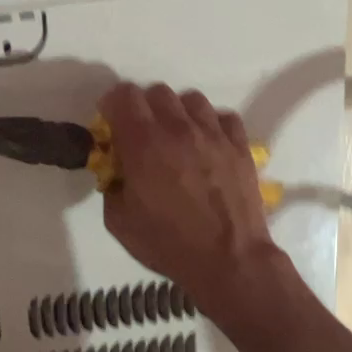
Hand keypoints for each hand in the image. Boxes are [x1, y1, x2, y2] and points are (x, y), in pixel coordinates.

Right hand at [100, 82, 282, 308]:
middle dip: (144, 109)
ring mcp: (213, 134)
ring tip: (176, 140)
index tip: (112, 126)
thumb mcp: (120, 223)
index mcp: (143, 145)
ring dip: (177, 114)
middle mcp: (178, 129)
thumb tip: (117, 172)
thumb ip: (112, 188)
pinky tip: (206, 146)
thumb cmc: (168, 244)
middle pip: (157, 92)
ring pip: (191, 100)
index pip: (123, 96)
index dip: (113, 106)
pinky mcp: (240, 145)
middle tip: (142, 137)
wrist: (228, 259)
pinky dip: (210, 125)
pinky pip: (222, 117)